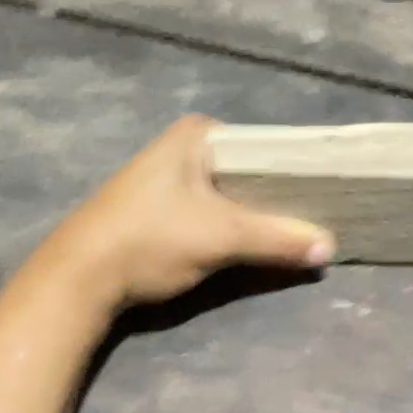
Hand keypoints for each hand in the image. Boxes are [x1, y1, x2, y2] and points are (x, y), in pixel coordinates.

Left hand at [38, 115, 334, 308]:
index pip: (267, 146)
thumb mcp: (221, 236)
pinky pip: (216, 217)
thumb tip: (330, 248)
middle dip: (281, 201)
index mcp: (198, 135)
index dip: (299, 173)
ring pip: (234, 199)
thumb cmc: (151, 239)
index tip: (331, 198)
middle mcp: (185, 150)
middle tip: (320, 223)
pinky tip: (255, 250)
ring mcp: (172, 182)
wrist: (81, 277)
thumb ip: (277, 239)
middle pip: (252, 175)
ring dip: (259, 221)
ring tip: (297, 239)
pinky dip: (236, 233)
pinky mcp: (163, 214)